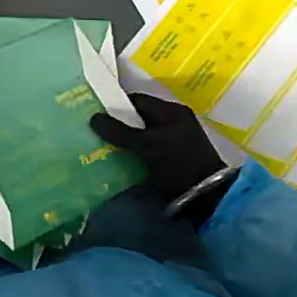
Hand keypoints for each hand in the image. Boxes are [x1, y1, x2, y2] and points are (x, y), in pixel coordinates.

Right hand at [90, 94, 228, 206]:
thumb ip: (118, 131)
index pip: (136, 100)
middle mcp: (173, 121)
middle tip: (95, 130)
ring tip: (101, 144)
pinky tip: (117, 157)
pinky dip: (131, 150)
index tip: (95, 114)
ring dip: (123, 139)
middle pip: (137, 117)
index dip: (115, 105)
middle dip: (117, 124)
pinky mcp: (170, 156)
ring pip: (139, 133)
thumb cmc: (176, 163)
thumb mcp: (145, 144)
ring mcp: (173, 139)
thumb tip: (93, 118)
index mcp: (171, 111)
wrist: (204, 197)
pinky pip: (144, 147)